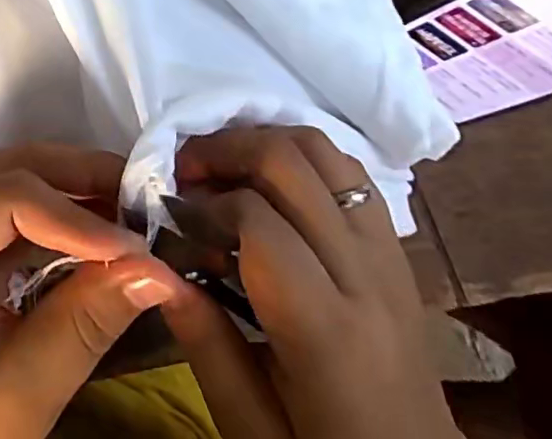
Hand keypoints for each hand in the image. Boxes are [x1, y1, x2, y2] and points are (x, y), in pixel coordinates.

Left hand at [0, 145, 184, 438]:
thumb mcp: (21, 388)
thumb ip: (87, 321)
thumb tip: (158, 270)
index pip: (10, 198)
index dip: (77, 216)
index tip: (137, 246)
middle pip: (19, 169)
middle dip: (86, 180)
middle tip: (147, 203)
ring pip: (26, 175)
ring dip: (82, 189)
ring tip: (136, 212)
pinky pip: (27, 203)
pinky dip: (70, 212)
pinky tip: (106, 229)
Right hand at [161, 126, 460, 438]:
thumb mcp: (253, 428)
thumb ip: (205, 343)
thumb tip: (154, 267)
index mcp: (327, 330)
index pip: (258, 219)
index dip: (205, 204)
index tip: (171, 217)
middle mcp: (367, 276)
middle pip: (293, 164)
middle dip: (227, 150)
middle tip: (185, 170)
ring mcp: (390, 256)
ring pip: (325, 152)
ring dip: (264, 141)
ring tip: (223, 167)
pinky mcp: (397, 251)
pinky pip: (349, 173)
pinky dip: (302, 158)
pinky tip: (270, 183)